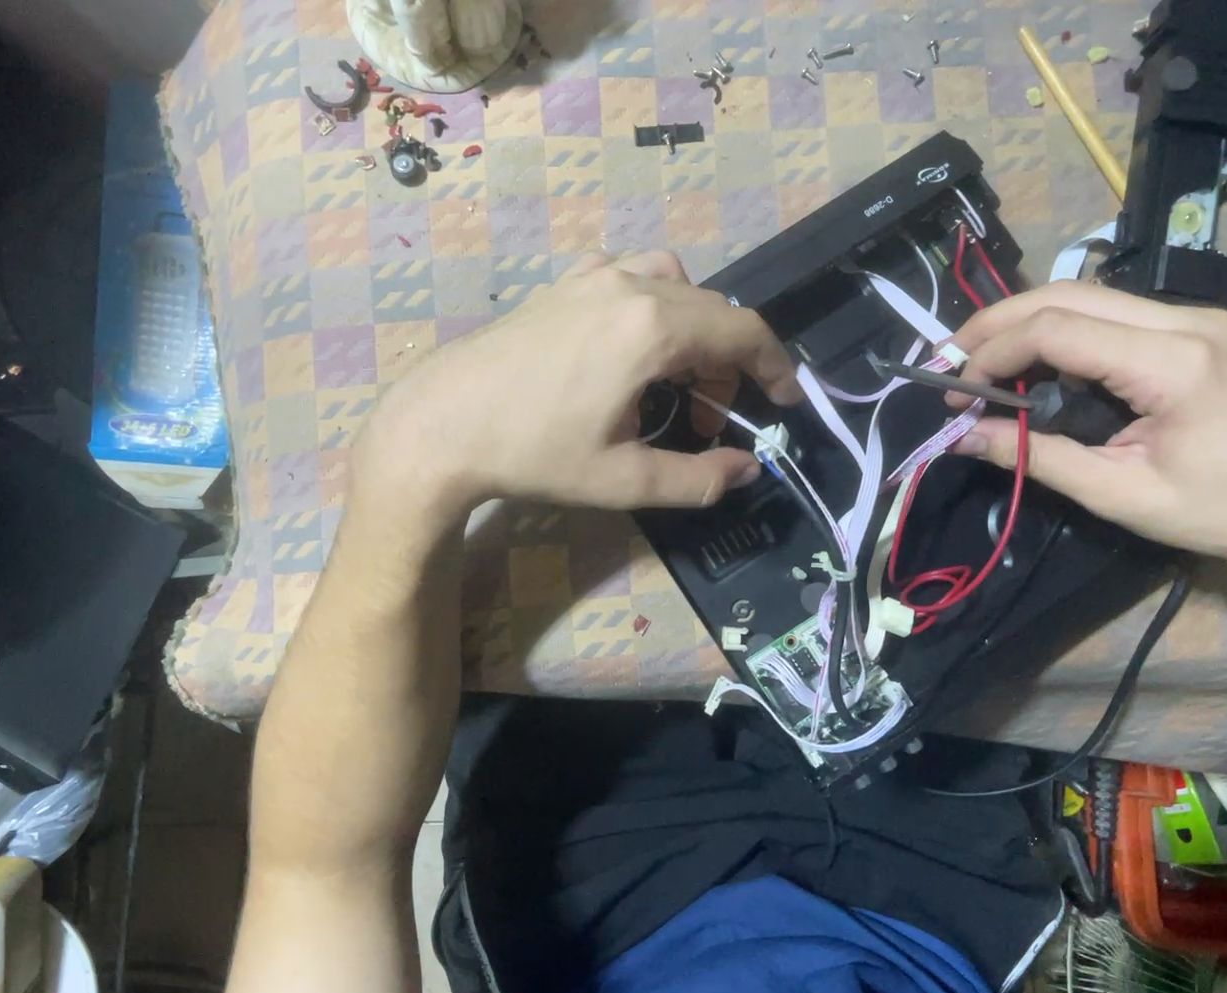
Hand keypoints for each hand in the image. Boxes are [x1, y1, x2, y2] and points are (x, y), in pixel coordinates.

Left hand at [355, 251, 801, 520]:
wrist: (441, 425)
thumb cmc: (533, 453)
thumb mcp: (623, 479)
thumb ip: (697, 478)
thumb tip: (748, 468)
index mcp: (652, 329)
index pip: (743, 332)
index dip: (774, 367)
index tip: (784, 401)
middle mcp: (630, 286)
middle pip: (713, 310)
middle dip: (729, 364)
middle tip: (711, 420)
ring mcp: (592, 278)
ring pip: (676, 286)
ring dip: (693, 331)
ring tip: (674, 382)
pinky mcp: (563, 284)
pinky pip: (632, 278)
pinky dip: (654, 308)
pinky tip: (630, 350)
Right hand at [945, 282, 1226, 595]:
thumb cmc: (1217, 512)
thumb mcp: (1115, 492)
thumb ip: (1034, 457)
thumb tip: (961, 437)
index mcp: (1175, 362)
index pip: (1058, 329)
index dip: (993, 353)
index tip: (955, 393)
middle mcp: (1189, 321)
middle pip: (1067, 294)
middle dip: (995, 324)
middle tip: (947, 361)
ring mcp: (1197, 319)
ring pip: (1086, 295)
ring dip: (1023, 323)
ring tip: (978, 362)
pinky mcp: (1196, 330)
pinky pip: (1111, 313)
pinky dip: (1058, 331)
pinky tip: (1031, 363)